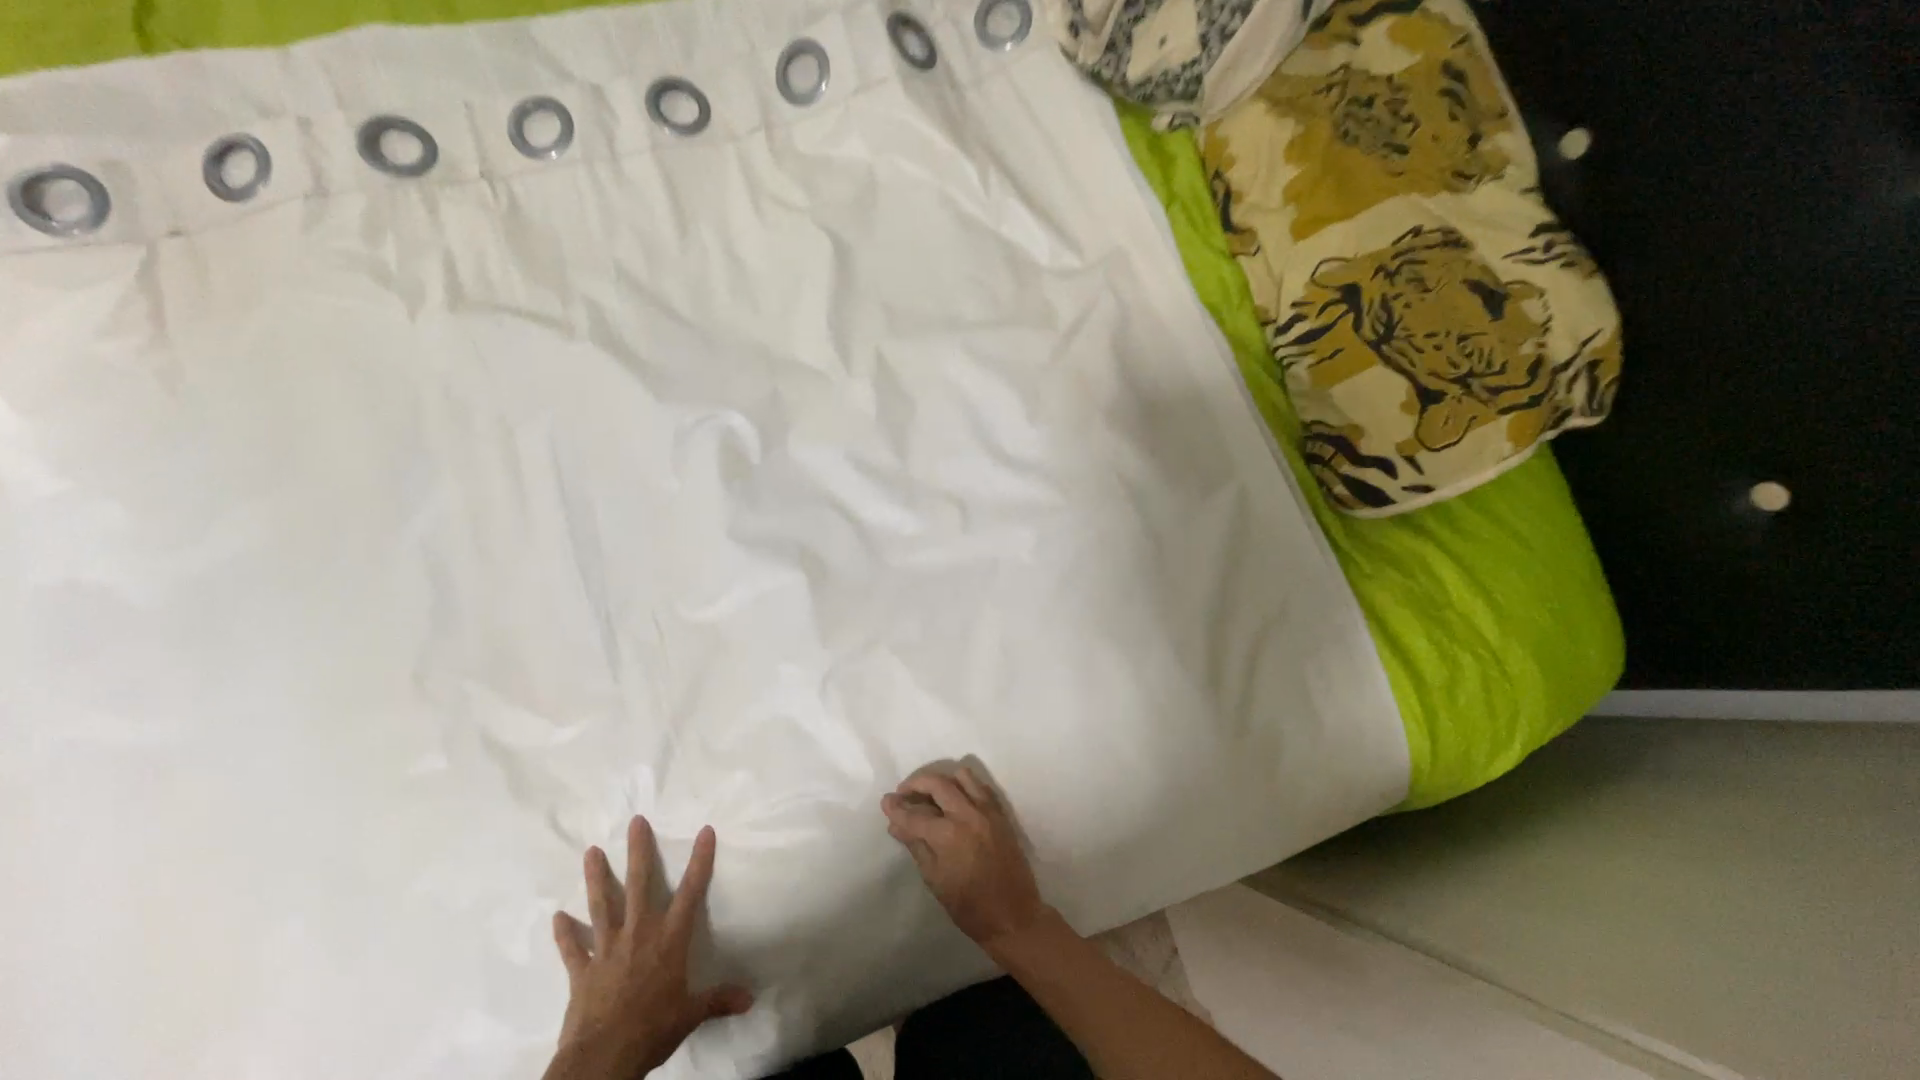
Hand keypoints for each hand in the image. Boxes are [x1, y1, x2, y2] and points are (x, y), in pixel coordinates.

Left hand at [542, 818, 752, 1079]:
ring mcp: (607, 949)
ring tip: (591, 851)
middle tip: (635, 822)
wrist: (604, 1055)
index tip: (704, 831)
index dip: (699, 860)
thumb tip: (750, 998)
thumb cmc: (653, 1028)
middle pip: (639, 885)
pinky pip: (572, 947)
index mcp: (669, 940)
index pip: (690, 892)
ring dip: (597, 878)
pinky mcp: (582, 970)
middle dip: (639, 852)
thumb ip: (718, 1000)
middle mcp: (639, 934)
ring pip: (601, 905)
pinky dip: (565, 933)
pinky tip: (557, 917)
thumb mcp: (692, 1014)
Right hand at [881, 766, 1047, 950]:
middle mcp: (967, 815)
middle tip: (903, 793)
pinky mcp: (1001, 814)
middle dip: (915, 784)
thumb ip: (915, 846)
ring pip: (962, 776)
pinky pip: (981, 787)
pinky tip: (955, 798)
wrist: (1012, 915)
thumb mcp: (934, 879)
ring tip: (929, 793)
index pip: (914, 814)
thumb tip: (895, 825)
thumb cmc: (968, 906)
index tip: (885, 801)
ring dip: (941, 779)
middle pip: (937, 783)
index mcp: (948, 835)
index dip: (895, 808)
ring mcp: (987, 812)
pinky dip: (964, 785)